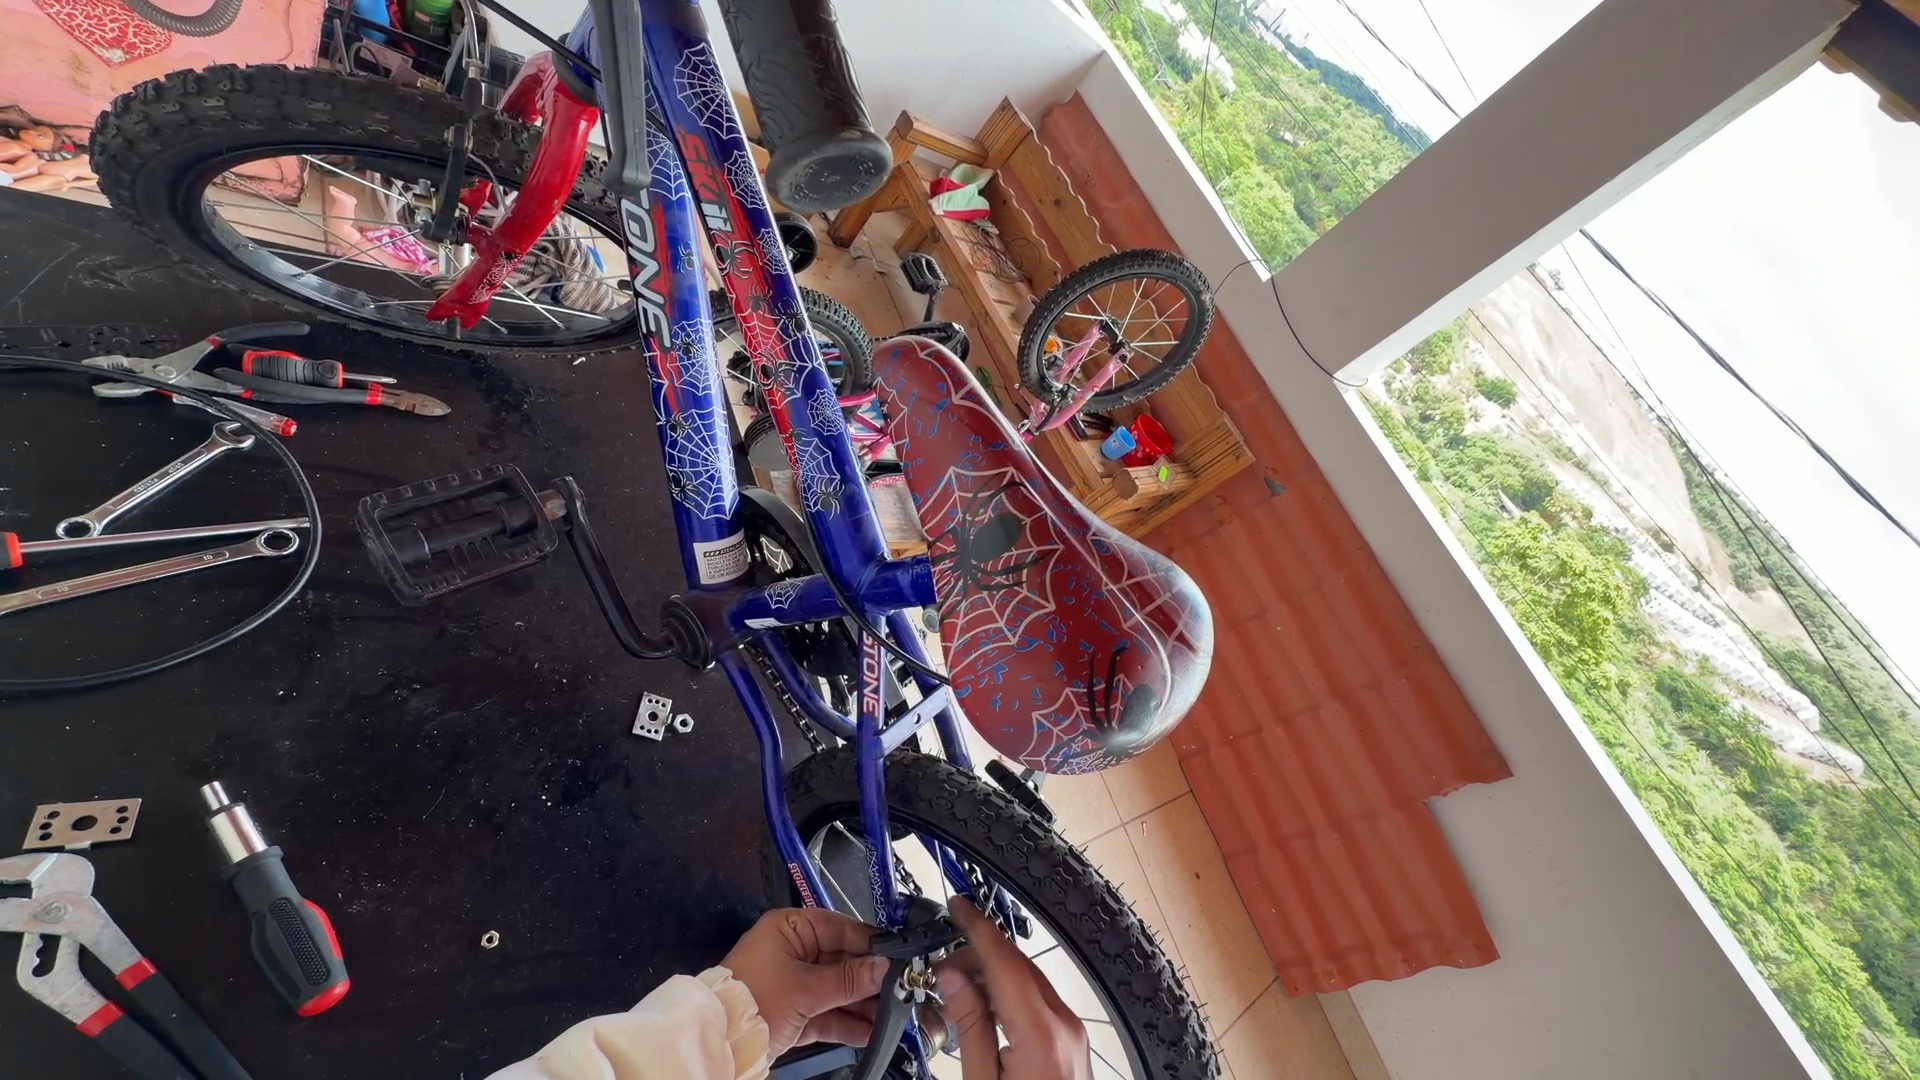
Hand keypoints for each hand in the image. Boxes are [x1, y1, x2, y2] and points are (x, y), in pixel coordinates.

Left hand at [722, 908, 890, 1056]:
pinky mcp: (794, 1012)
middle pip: (841, 960)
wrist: (718, 1044)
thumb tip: (883, 967)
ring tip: (891, 1013)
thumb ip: (847, 979)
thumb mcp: (805, 988)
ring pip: (837, 989)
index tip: (896, 954)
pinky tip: (871, 1030)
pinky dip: (847, 1021)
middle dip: (869, 978)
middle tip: (899, 987)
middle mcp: (794, 950)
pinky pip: (827, 1011)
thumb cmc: (754, 999)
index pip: (840, 928)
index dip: (869, 942)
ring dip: (862, 1003)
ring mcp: (794, 982)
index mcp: (792, 928)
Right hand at [936, 899, 1091, 1079]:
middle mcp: (1065, 1026)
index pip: (1006, 963)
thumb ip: (970, 1028)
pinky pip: (1039, 1000)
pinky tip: (984, 1005)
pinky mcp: (1073, 1040)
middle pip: (1018, 966)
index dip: (979, 928)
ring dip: (992, 974)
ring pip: (1028, 980)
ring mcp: (1073, 1032)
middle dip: (978, 955)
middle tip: (943, 967)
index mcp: (1043, 1037)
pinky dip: (1009, 994)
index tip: (958, 906)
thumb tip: (953, 978)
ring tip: (957, 988)